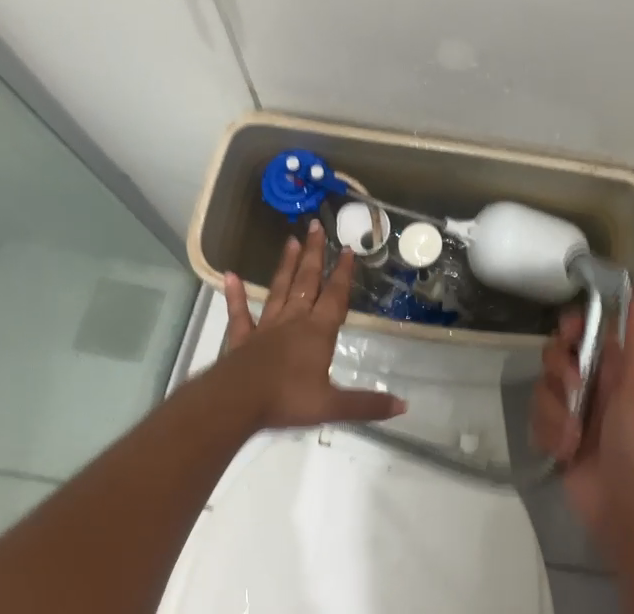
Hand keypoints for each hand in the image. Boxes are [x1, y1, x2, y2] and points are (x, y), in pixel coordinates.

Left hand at [218, 220, 405, 430]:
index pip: (335, 296)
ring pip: (279, 290)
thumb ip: (366, 405)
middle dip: (314, 254)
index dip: (343, 273)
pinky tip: (229, 275)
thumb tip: (404, 406)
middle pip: (306, 282)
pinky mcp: (242, 339)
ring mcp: (266, 327)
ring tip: (290, 240)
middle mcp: (294, 321)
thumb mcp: (332, 406)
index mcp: (318, 332)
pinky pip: (239, 314)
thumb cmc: (287, 400)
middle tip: (316, 226)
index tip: (348, 248)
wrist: (236, 403)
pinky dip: (235, 294)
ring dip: (285, 266)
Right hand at [533, 284, 633, 560]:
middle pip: (555, 355)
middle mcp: (592, 384)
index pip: (584, 329)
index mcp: (616, 366)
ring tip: (574, 437)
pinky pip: (535, 420)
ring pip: (542, 389)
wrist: (627, 508)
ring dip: (555, 413)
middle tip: (575, 389)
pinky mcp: (554, 438)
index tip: (568, 333)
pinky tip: (565, 453)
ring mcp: (571, 412)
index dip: (570, 326)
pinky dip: (548, 435)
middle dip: (559, 372)